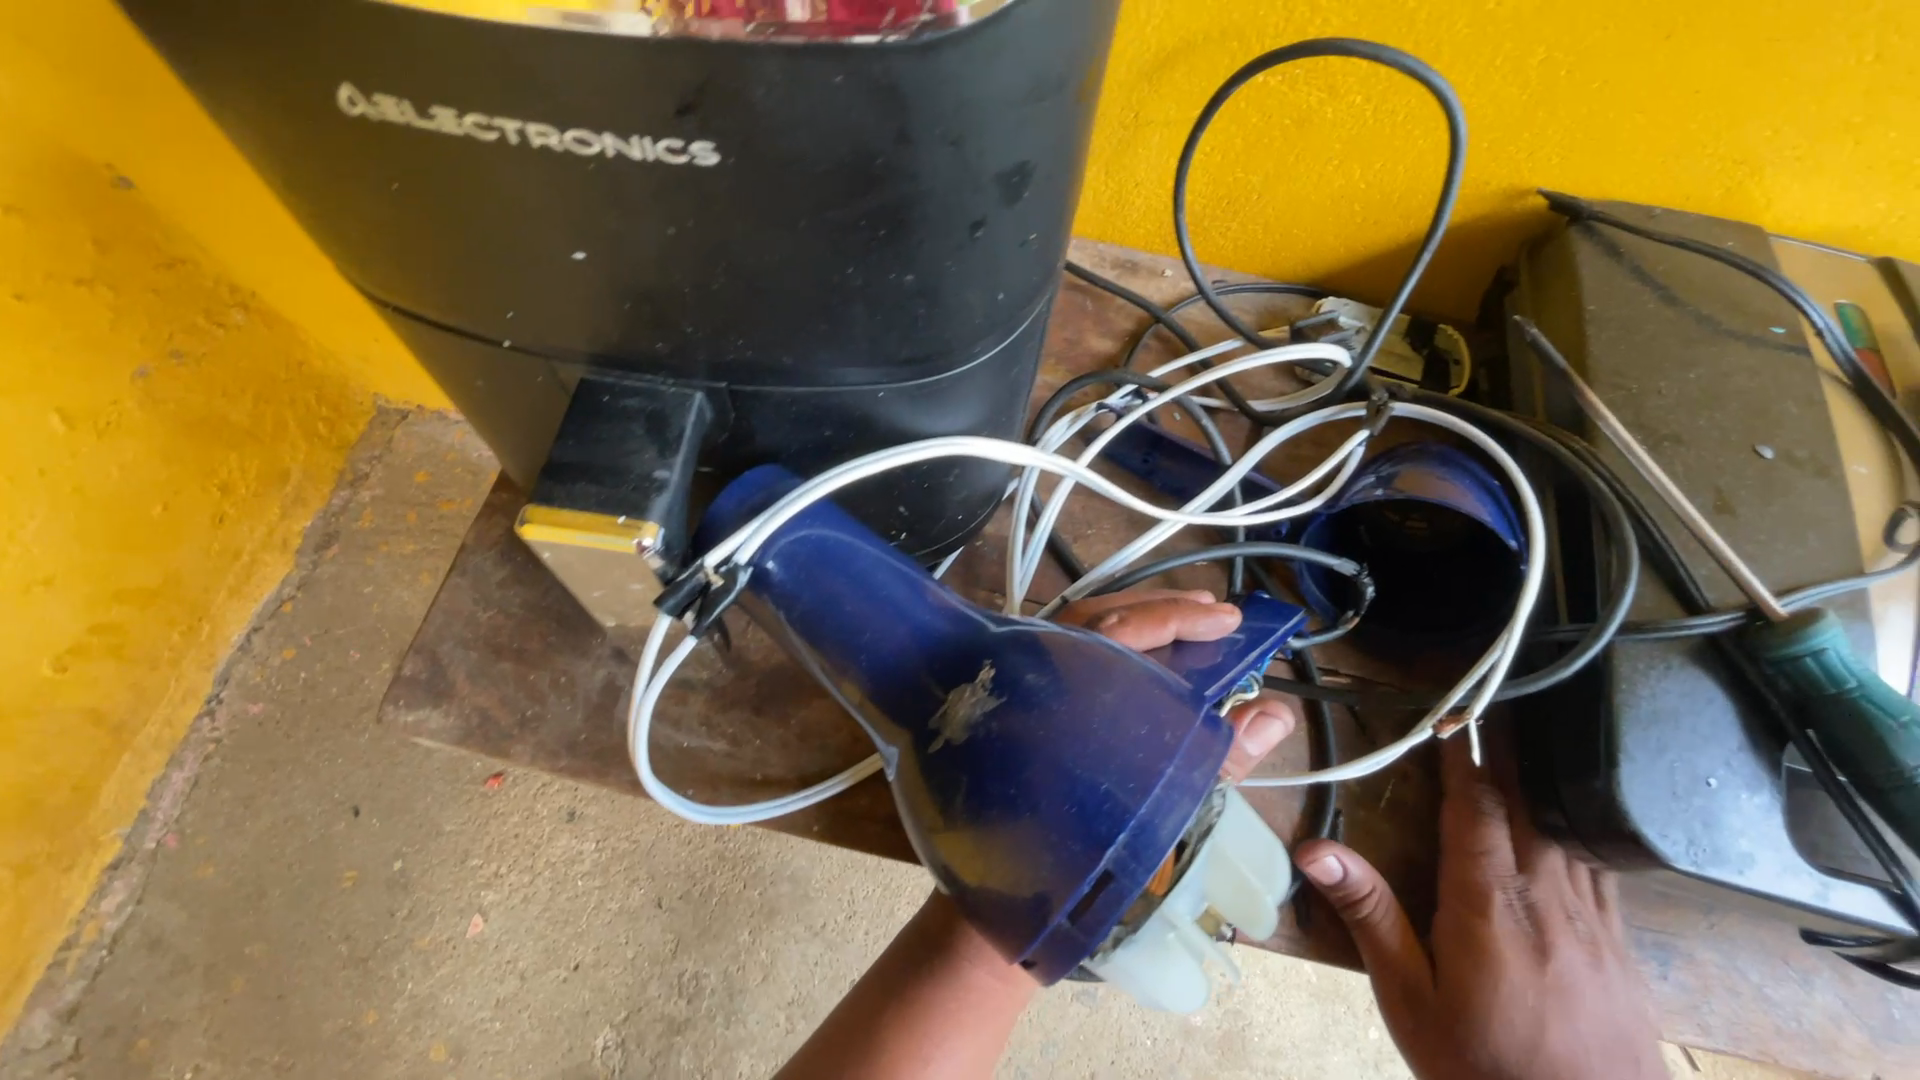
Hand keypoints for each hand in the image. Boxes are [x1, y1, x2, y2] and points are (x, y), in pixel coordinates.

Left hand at [779, 588, 1303, 1078]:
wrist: (996, 902)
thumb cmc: (1073, 861)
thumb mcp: (1157, 809)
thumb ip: (1217, 759)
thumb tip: (1273, 713)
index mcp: (1055, 693)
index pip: (1122, 631)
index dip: (1177, 617)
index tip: (1227, 619)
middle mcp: (1027, 675)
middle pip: (1097, 619)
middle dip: (1159, 609)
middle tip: (1214, 613)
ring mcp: (1014, 687)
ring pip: (1077, 632)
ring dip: (1134, 623)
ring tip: (1184, 624)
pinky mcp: (1014, 704)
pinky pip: (1062, 657)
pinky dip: (1106, 649)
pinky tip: (1133, 662)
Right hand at [1292, 737, 1664, 1079]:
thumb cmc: (1482, 1070)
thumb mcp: (1409, 999)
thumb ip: (1368, 915)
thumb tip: (1313, 848)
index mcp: (1489, 905)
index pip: (1475, 806)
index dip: (1464, 753)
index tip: (1453, 710)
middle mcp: (1547, 898)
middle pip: (1526, 803)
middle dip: (1505, 748)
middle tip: (1488, 700)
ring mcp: (1594, 920)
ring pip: (1565, 826)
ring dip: (1540, 778)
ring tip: (1524, 738)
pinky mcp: (1620, 944)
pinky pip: (1595, 862)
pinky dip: (1572, 823)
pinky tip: (1565, 817)